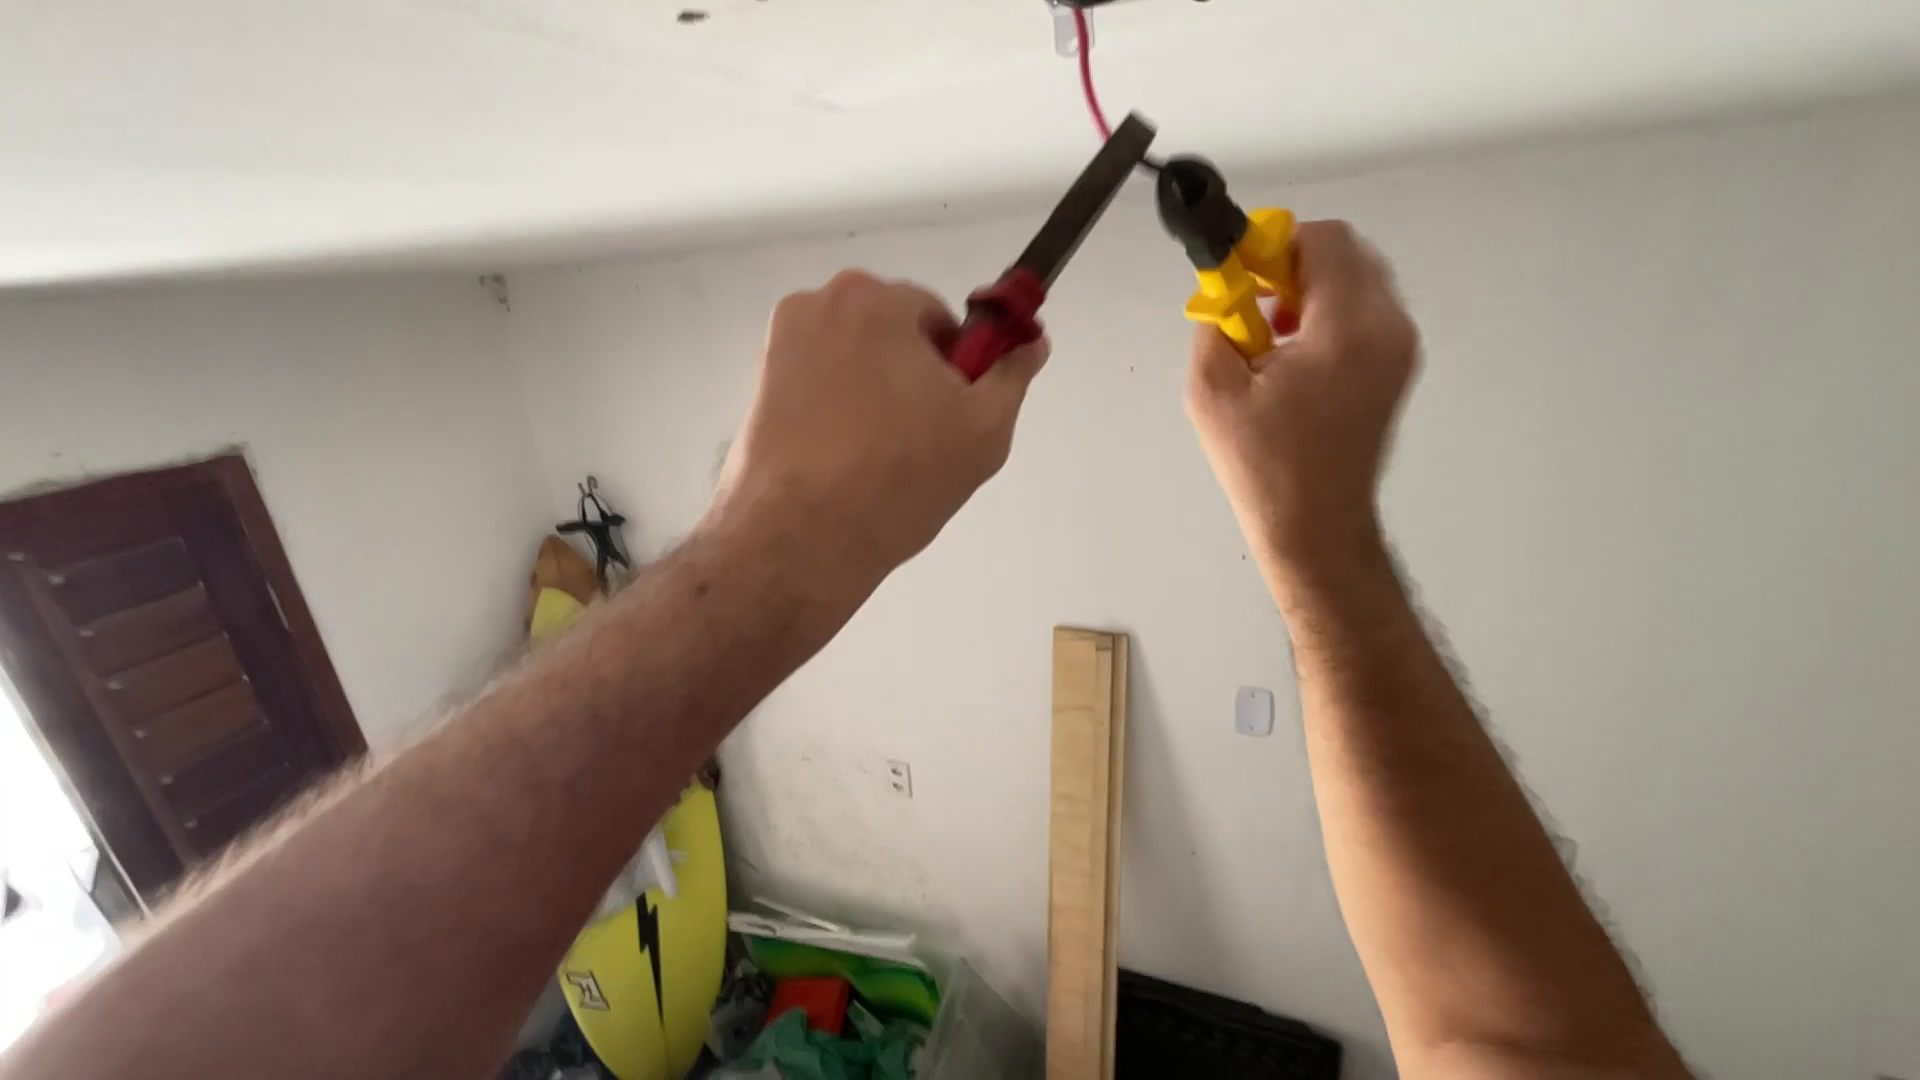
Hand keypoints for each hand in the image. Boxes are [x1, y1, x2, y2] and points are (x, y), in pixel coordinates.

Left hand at [715, 270, 1048, 581]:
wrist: (802, 539)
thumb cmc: (901, 477)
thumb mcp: (984, 429)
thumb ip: (1012, 375)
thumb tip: (1032, 344)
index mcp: (873, 298)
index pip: (938, 317)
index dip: (957, 366)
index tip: (954, 414)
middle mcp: (817, 304)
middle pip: (891, 333)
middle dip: (912, 376)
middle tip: (921, 440)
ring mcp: (778, 345)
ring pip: (853, 360)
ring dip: (874, 393)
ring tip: (879, 456)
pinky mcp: (757, 386)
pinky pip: (818, 385)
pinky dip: (837, 411)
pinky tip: (845, 460)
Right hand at [1185, 221, 1418, 581]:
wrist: (1316, 523)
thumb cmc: (1260, 462)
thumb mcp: (1211, 390)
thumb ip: (1215, 322)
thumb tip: (1225, 290)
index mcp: (1345, 330)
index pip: (1326, 240)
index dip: (1277, 243)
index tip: (1242, 277)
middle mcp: (1388, 328)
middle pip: (1348, 254)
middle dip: (1294, 265)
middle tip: (1254, 306)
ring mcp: (1402, 348)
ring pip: (1360, 280)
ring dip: (1313, 289)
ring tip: (1274, 336)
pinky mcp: (1400, 366)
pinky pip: (1369, 311)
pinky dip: (1332, 313)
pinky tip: (1298, 357)